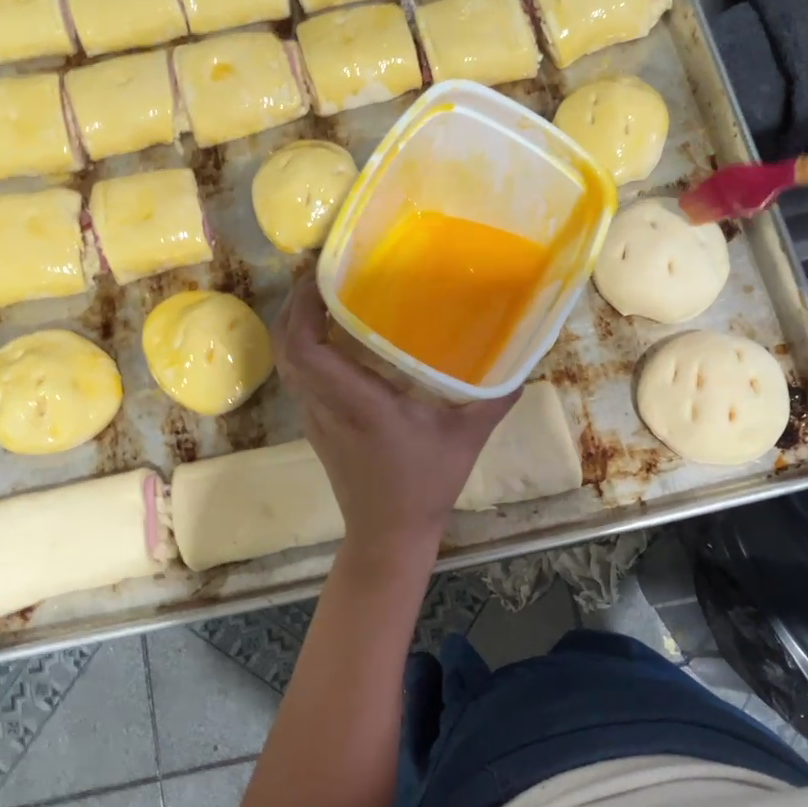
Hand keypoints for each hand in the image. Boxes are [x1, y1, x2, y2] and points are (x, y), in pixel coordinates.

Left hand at [273, 275, 518, 554]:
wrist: (388, 534)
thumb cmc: (425, 486)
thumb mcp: (466, 439)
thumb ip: (493, 399)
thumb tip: (521, 363)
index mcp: (357, 403)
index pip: (306, 347)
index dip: (303, 305)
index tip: (322, 272)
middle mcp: (326, 405)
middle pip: (286, 345)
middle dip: (294, 304)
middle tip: (322, 274)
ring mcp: (315, 418)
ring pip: (288, 362)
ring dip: (296, 325)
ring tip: (325, 297)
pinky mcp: (317, 428)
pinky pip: (300, 377)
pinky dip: (305, 349)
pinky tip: (335, 339)